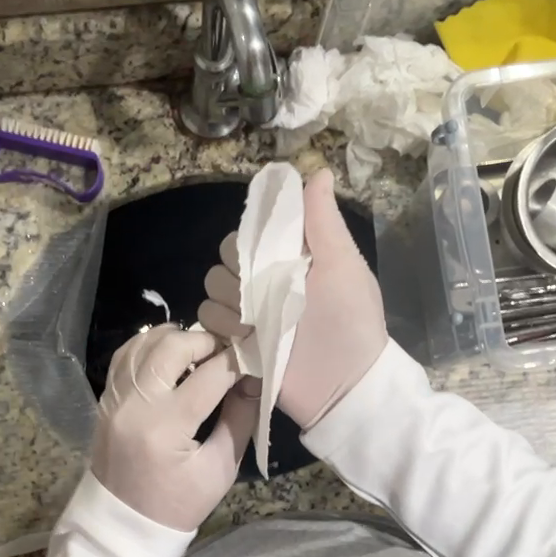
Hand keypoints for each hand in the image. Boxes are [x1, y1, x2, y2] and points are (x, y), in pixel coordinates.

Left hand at [91, 325, 255, 531]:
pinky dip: (150, 346)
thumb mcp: (220, 469)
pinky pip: (126, 354)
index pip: (211, 375)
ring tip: (199, 354)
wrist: (123, 523)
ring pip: (144, 342)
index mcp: (166, 426)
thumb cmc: (178, 503)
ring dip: (177, 339)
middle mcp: (135, 403)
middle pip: (172, 346)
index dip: (238, 361)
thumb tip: (254, 378)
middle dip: (206, 341)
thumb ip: (241, 418)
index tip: (255, 357)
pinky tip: (170, 356)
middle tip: (225, 353)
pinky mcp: (106, 398)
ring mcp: (115, 398)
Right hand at [198, 168, 386, 430]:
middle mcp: (263, 283)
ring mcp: (247, 314)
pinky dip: (219, 327)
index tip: (264, 256)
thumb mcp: (343, 266)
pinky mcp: (235, 344)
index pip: (247, 234)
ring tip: (254, 324)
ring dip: (227, 303)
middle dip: (235, 273)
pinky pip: (206, 322)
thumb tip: (318, 171)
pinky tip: (244, 339)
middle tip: (259, 294)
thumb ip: (324, 222)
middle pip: (223, 259)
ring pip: (210, 289)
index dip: (248, 241)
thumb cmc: (349, 322)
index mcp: (288, 259)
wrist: (344, 385)